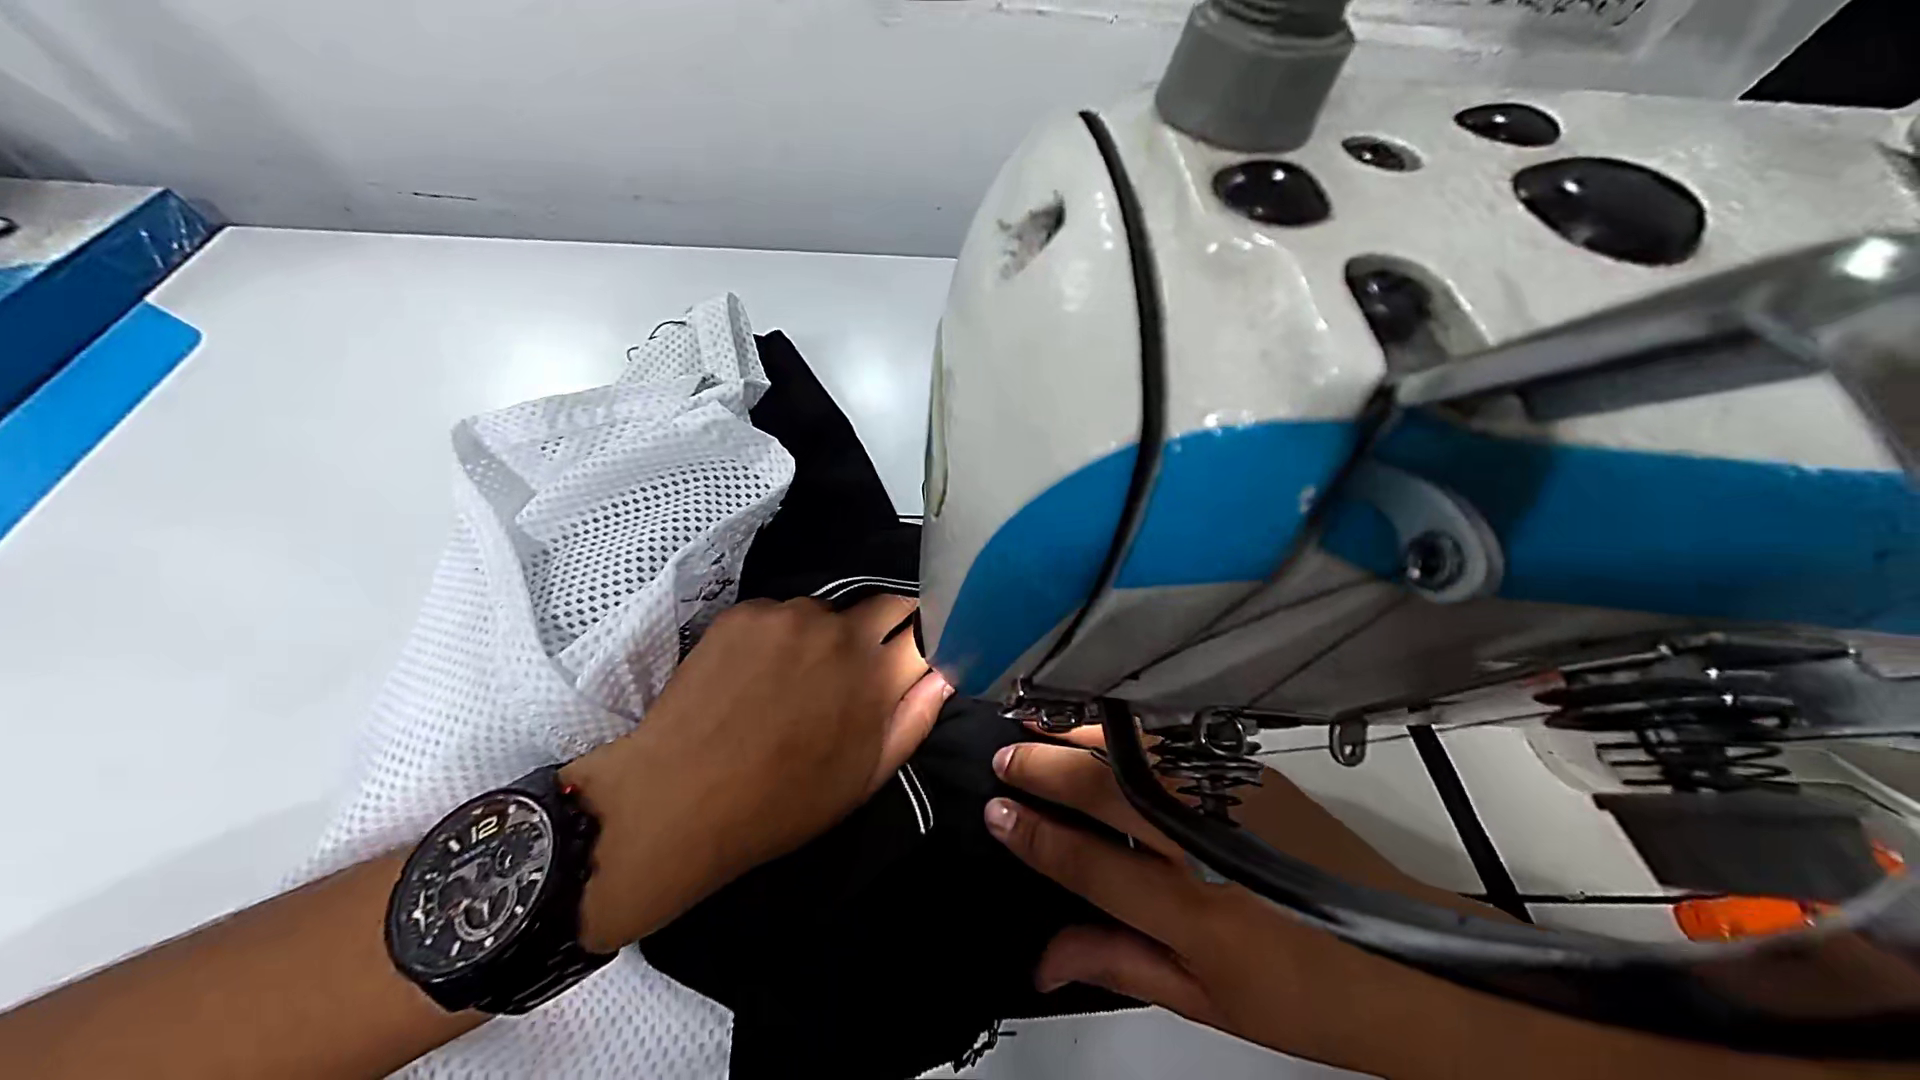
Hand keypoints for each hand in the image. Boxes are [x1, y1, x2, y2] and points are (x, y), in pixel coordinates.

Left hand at [565, 594, 949, 950]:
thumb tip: (943, 674)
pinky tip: (755, 674)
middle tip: (854, 671)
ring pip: (826, 613)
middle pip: (883, 607)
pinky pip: (779, 614)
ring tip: (793, 681)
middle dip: (883, 630)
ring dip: (825, 637)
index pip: (924, 629)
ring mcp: (787, 616)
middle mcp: (838, 631)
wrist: (678, 798)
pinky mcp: (743, 612)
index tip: (913, 658)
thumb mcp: (865, 778)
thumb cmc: (782, 802)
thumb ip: (914, 719)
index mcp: (877, 674)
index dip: (923, 642)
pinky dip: (780, 636)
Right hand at [982, 728, 1868, 1079]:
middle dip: (1045, 771)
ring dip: (1079, 734)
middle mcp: (1209, 845)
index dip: (1036, 837)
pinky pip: (1173, 742)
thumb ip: (1119, 963)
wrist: (1414, 964)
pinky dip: (1125, 728)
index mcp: (1195, 913)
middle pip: (1108, 794)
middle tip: (1000, 756)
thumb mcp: (1206, 1002)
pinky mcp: (1255, 773)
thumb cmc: (1304, 999)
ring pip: (1138, 755)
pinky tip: (1097, 719)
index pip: (1091, 864)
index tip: (993, 812)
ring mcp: (1236, 798)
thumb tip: (1039, 959)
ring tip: (1034, 718)